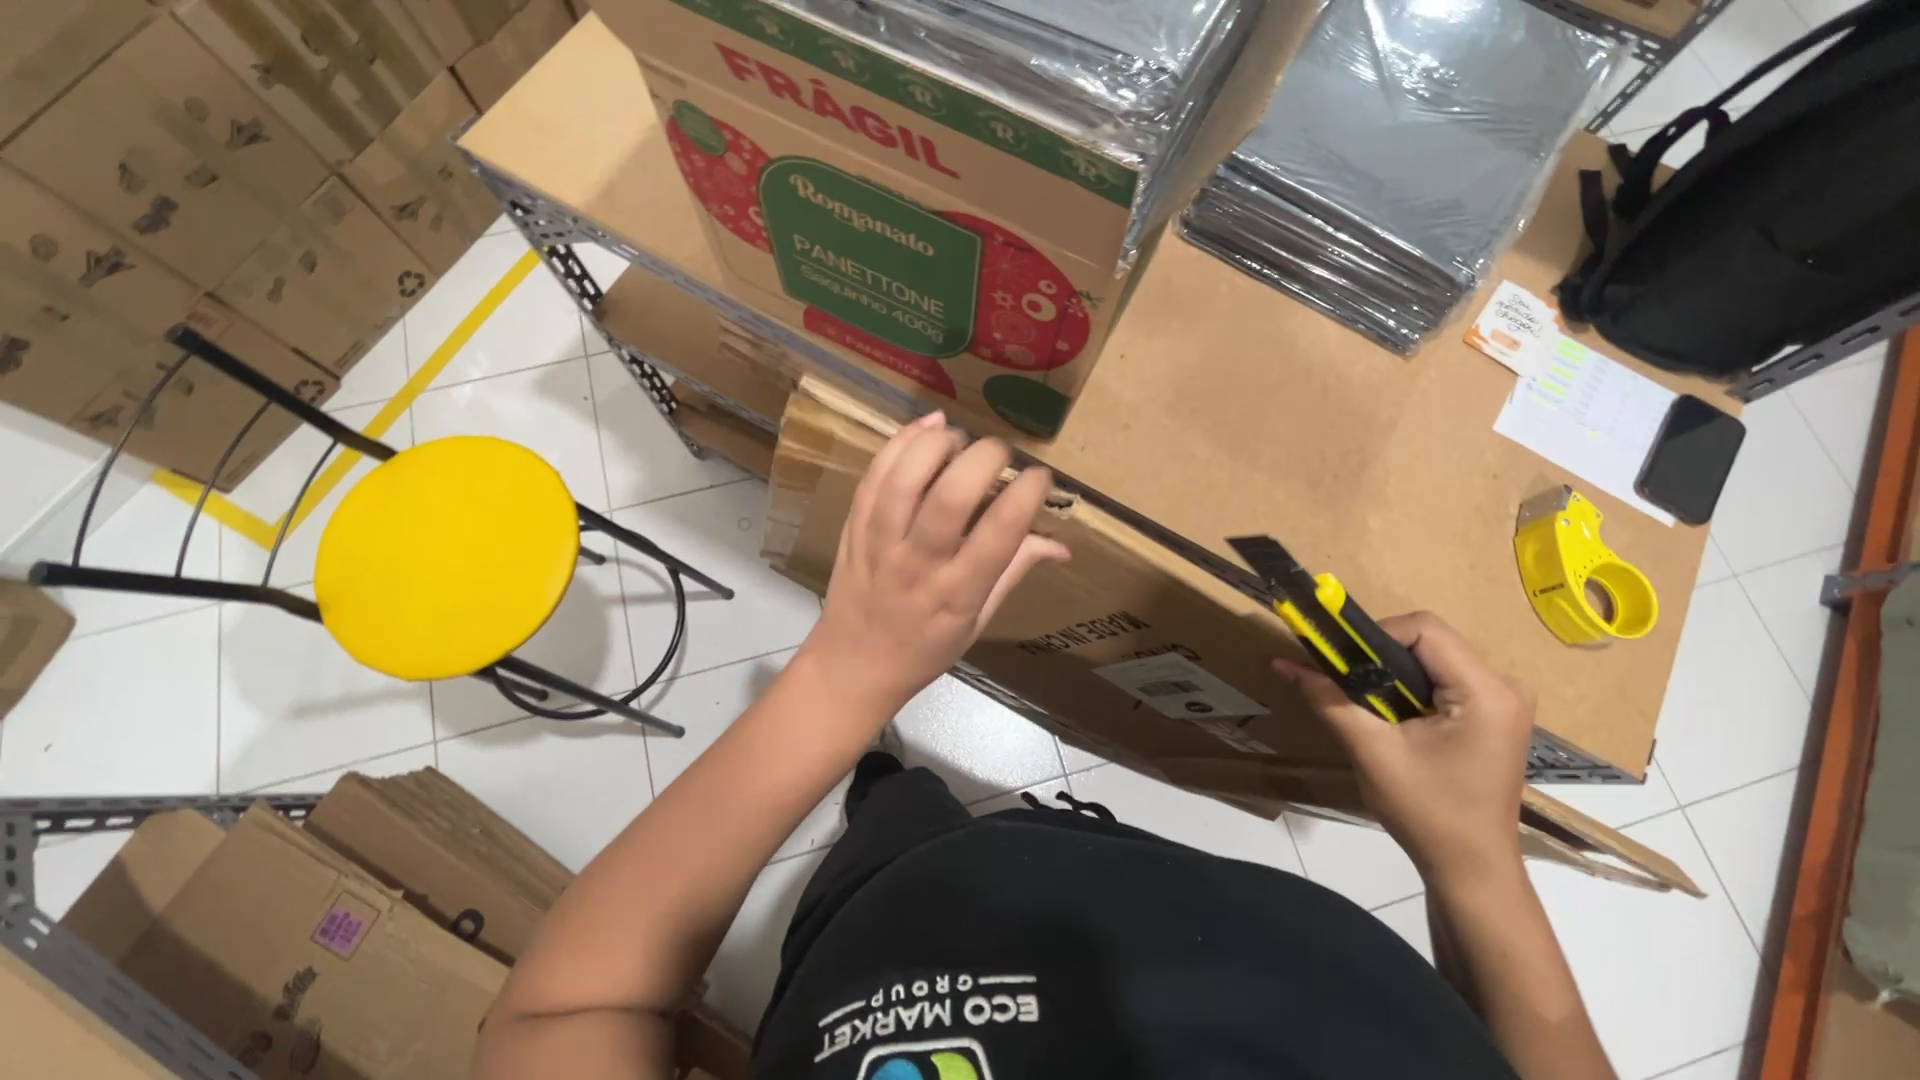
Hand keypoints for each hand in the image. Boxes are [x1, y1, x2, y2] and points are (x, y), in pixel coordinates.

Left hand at [799, 411, 1069, 717]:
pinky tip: (928, 426)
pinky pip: (874, 476)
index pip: (999, 533)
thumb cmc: (924, 649)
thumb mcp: (978, 622)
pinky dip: (901, 443)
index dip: (1026, 493)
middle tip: (1000, 454)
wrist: (852, 665)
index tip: (1040, 477)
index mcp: (957, 593)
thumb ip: (1014, 572)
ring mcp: (879, 543)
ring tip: (960, 439)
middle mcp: (918, 564)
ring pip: (905, 479)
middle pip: (950, 497)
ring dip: (938, 445)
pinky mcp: (853, 526)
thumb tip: (1062, 544)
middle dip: (984, 459)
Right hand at [1273, 612, 1534, 887]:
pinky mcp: (1495, 714)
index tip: (1343, 664)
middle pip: (1431, 640)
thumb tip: (1283, 662)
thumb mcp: (1370, 751)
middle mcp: (1505, 686)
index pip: (1425, 629)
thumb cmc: (1426, 811)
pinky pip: (1446, 677)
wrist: (1470, 866)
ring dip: (1394, 672)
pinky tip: (1393, 715)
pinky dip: (1411, 686)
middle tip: (1348, 685)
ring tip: (1367, 704)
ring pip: (1435, 657)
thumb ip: (1329, 699)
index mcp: (1486, 691)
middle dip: (1381, 656)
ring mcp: (1505, 700)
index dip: (1375, 636)